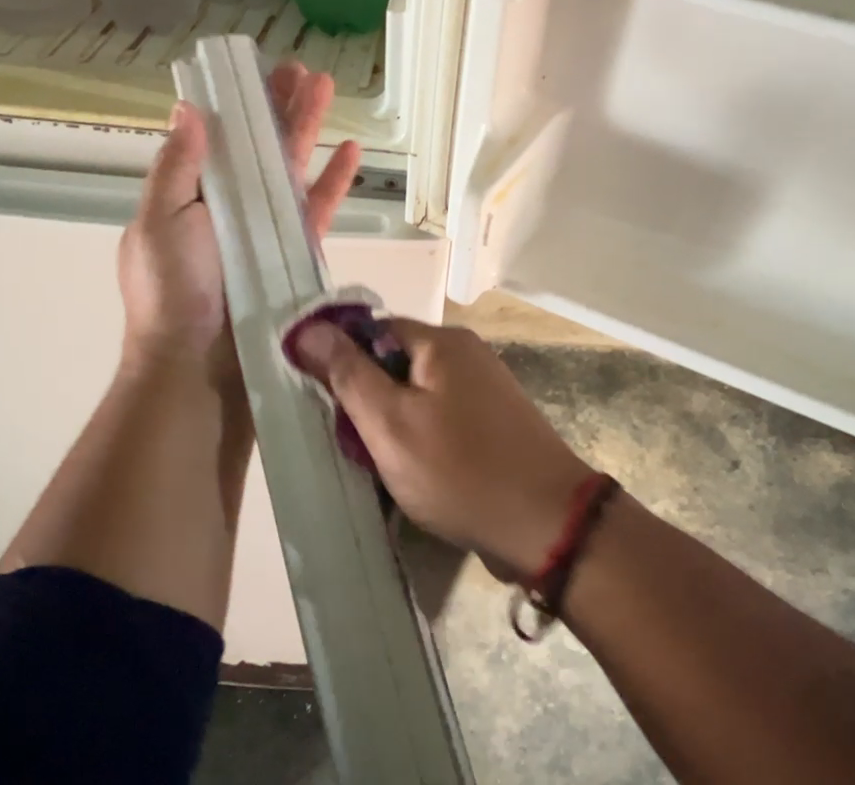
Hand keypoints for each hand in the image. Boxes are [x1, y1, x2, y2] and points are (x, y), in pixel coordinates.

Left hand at [120, 63, 359, 367]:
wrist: (198, 367)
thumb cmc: (171, 291)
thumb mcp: (159, 220)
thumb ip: (177, 166)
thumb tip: (187, 109)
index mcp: (187, 199)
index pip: (216, 141)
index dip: (236, 106)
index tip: (255, 72)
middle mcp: (226, 212)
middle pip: (257, 150)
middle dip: (278, 108)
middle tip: (302, 70)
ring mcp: (262, 234)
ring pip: (289, 172)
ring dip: (307, 131)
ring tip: (327, 91)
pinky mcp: (293, 258)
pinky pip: (315, 212)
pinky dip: (332, 182)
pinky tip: (350, 153)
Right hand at [287, 319, 595, 580]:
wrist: (546, 525)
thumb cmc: (461, 472)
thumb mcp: (390, 424)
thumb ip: (348, 374)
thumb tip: (308, 329)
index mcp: (443, 343)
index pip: (372, 330)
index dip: (341, 362)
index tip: (324, 405)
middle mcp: (467, 355)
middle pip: (394, 363)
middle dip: (367, 401)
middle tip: (354, 445)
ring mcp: (486, 390)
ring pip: (416, 396)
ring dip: (392, 426)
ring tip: (381, 466)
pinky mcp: (494, 423)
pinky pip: (441, 419)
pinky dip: (420, 440)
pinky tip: (415, 474)